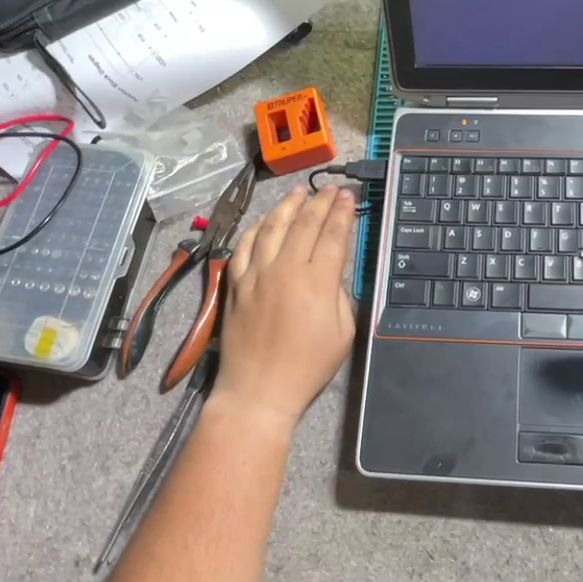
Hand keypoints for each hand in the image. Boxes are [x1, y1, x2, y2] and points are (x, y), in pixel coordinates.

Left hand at [212, 185, 357, 433]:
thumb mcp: (343, 333)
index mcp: (317, 281)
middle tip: (329, 189)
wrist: (258, 391)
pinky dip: (255, 228)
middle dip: (320, 202)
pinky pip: (244, 246)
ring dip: (287, 206)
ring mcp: (256, 274)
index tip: (347, 196)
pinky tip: (264, 220)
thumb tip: (331, 274)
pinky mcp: (235, 283)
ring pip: (272, 227)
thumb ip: (340, 295)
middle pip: (305, 224)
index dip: (342, 212)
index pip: (332, 235)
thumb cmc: (307, 367)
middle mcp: (285, 269)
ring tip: (298, 192)